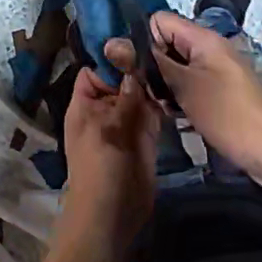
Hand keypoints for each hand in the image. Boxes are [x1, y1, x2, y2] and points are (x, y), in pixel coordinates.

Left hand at [59, 67, 158, 252]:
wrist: (111, 215)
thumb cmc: (100, 169)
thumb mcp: (109, 129)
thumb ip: (125, 98)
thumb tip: (134, 68)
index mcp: (86, 103)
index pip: (96, 70)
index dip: (113, 59)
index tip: (137, 45)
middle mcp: (105, 109)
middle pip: (122, 80)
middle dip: (138, 68)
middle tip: (163, 50)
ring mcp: (126, 123)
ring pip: (140, 95)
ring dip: (153, 85)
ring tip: (172, 67)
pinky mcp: (144, 137)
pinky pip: (153, 113)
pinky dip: (162, 104)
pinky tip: (175, 91)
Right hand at [133, 12, 261, 178]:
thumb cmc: (230, 116)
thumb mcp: (186, 87)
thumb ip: (154, 63)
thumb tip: (119, 42)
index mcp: (203, 38)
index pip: (159, 20)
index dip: (143, 39)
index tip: (133, 66)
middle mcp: (209, 49)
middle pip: (166, 43)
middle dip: (150, 64)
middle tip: (141, 90)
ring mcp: (215, 71)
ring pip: (176, 66)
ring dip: (163, 84)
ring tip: (155, 105)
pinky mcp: (219, 93)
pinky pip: (189, 84)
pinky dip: (178, 96)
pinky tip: (172, 114)